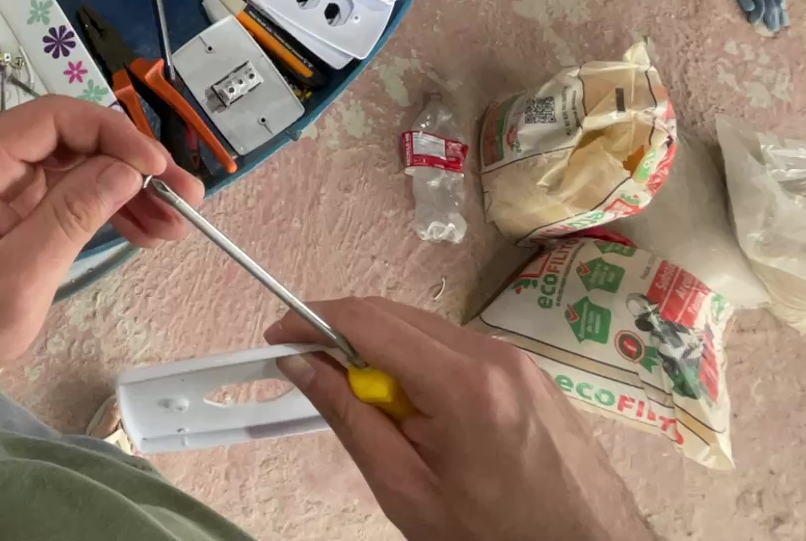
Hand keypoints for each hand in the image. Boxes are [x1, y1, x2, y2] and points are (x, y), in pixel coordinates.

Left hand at [0, 96, 203, 388]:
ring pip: (72, 166)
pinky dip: (99, 209)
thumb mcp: (15, 279)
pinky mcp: (2, 208)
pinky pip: (59, 194)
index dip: (114, 133)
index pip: (56, 118)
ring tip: (174, 225)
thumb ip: (72, 217)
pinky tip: (140, 230)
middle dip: (130, 164)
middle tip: (185, 198)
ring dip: (123, 190)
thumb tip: (128, 168)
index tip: (158, 168)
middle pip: (70, 139)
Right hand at [266, 298, 653, 540]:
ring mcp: (516, 358)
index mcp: (463, 383)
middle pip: (391, 315)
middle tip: (310, 370)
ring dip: (380, 350)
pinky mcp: (529, 371)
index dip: (311, 320)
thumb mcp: (406, 490)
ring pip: (420, 328)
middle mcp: (491, 352)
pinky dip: (417, 362)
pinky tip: (416, 408)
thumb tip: (297, 361)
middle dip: (342, 334)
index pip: (367, 321)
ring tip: (370, 403)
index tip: (276, 338)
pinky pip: (452, 346)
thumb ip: (346, 415)